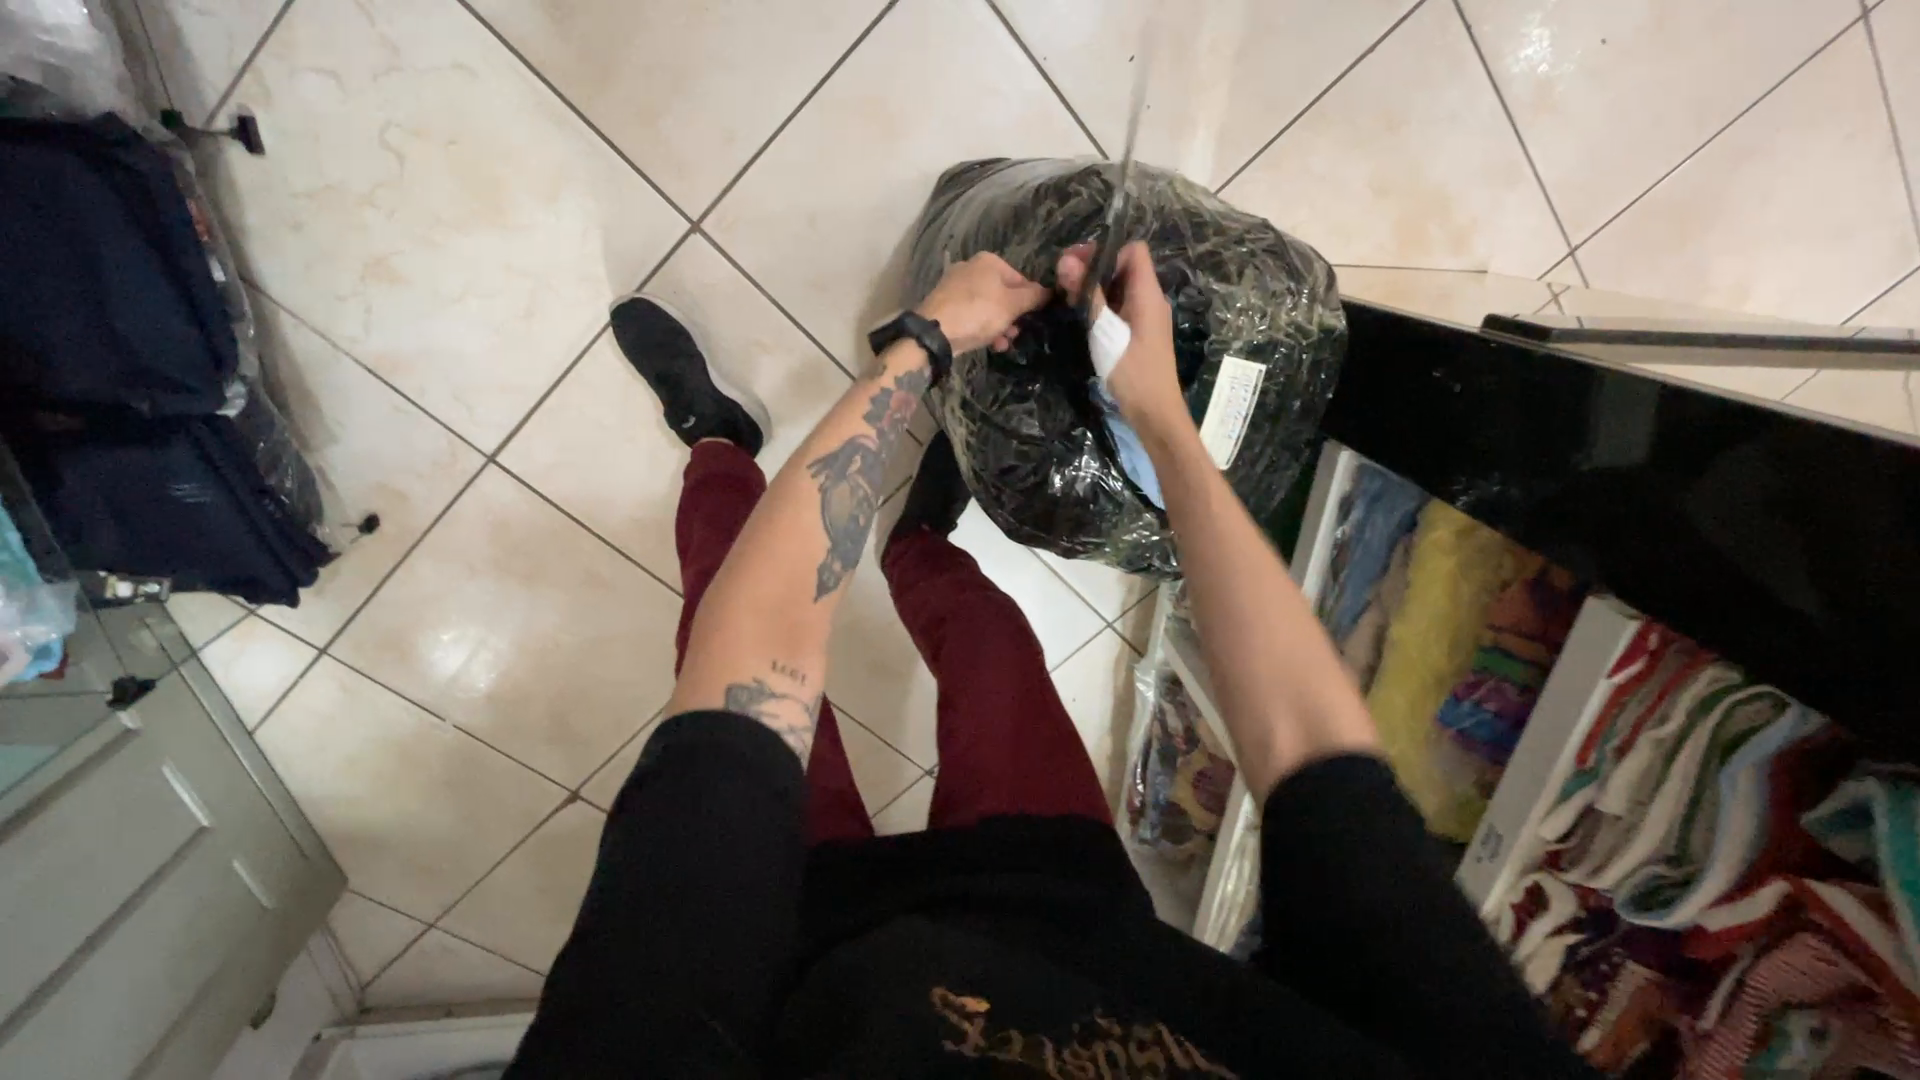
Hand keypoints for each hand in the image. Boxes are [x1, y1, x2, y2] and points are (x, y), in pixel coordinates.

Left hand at [914, 252, 1049, 354]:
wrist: (935, 331)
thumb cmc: (979, 312)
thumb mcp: (1012, 305)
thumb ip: (1033, 297)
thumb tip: (1050, 292)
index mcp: (989, 261)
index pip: (1020, 279)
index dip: (1029, 301)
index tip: (1031, 319)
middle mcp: (970, 268)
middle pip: (1003, 294)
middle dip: (1013, 317)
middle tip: (1016, 334)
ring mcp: (955, 287)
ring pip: (988, 307)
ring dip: (1000, 326)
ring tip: (1004, 344)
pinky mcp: (945, 306)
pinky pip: (972, 315)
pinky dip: (983, 328)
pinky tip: (990, 345)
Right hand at [1057, 241, 1188, 436]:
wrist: (1154, 411)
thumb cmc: (1131, 372)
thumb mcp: (1105, 331)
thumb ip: (1088, 295)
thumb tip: (1066, 261)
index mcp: (1148, 294)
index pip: (1133, 250)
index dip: (1105, 251)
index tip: (1077, 265)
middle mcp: (1150, 300)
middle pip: (1124, 267)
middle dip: (1094, 268)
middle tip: (1064, 282)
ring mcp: (1146, 317)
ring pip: (1120, 288)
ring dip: (1095, 288)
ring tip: (1068, 299)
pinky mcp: (1139, 333)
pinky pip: (1120, 307)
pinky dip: (1101, 305)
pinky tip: (1083, 317)